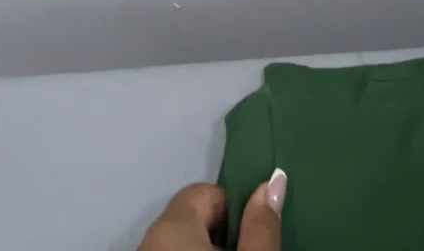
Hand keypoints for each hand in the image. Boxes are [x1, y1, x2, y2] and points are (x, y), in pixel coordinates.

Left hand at [138, 170, 285, 250]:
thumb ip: (261, 225)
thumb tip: (275, 178)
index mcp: (171, 225)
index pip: (206, 192)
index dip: (235, 210)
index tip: (251, 236)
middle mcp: (148, 238)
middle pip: (191, 220)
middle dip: (220, 234)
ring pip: (178, 243)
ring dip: (203, 249)